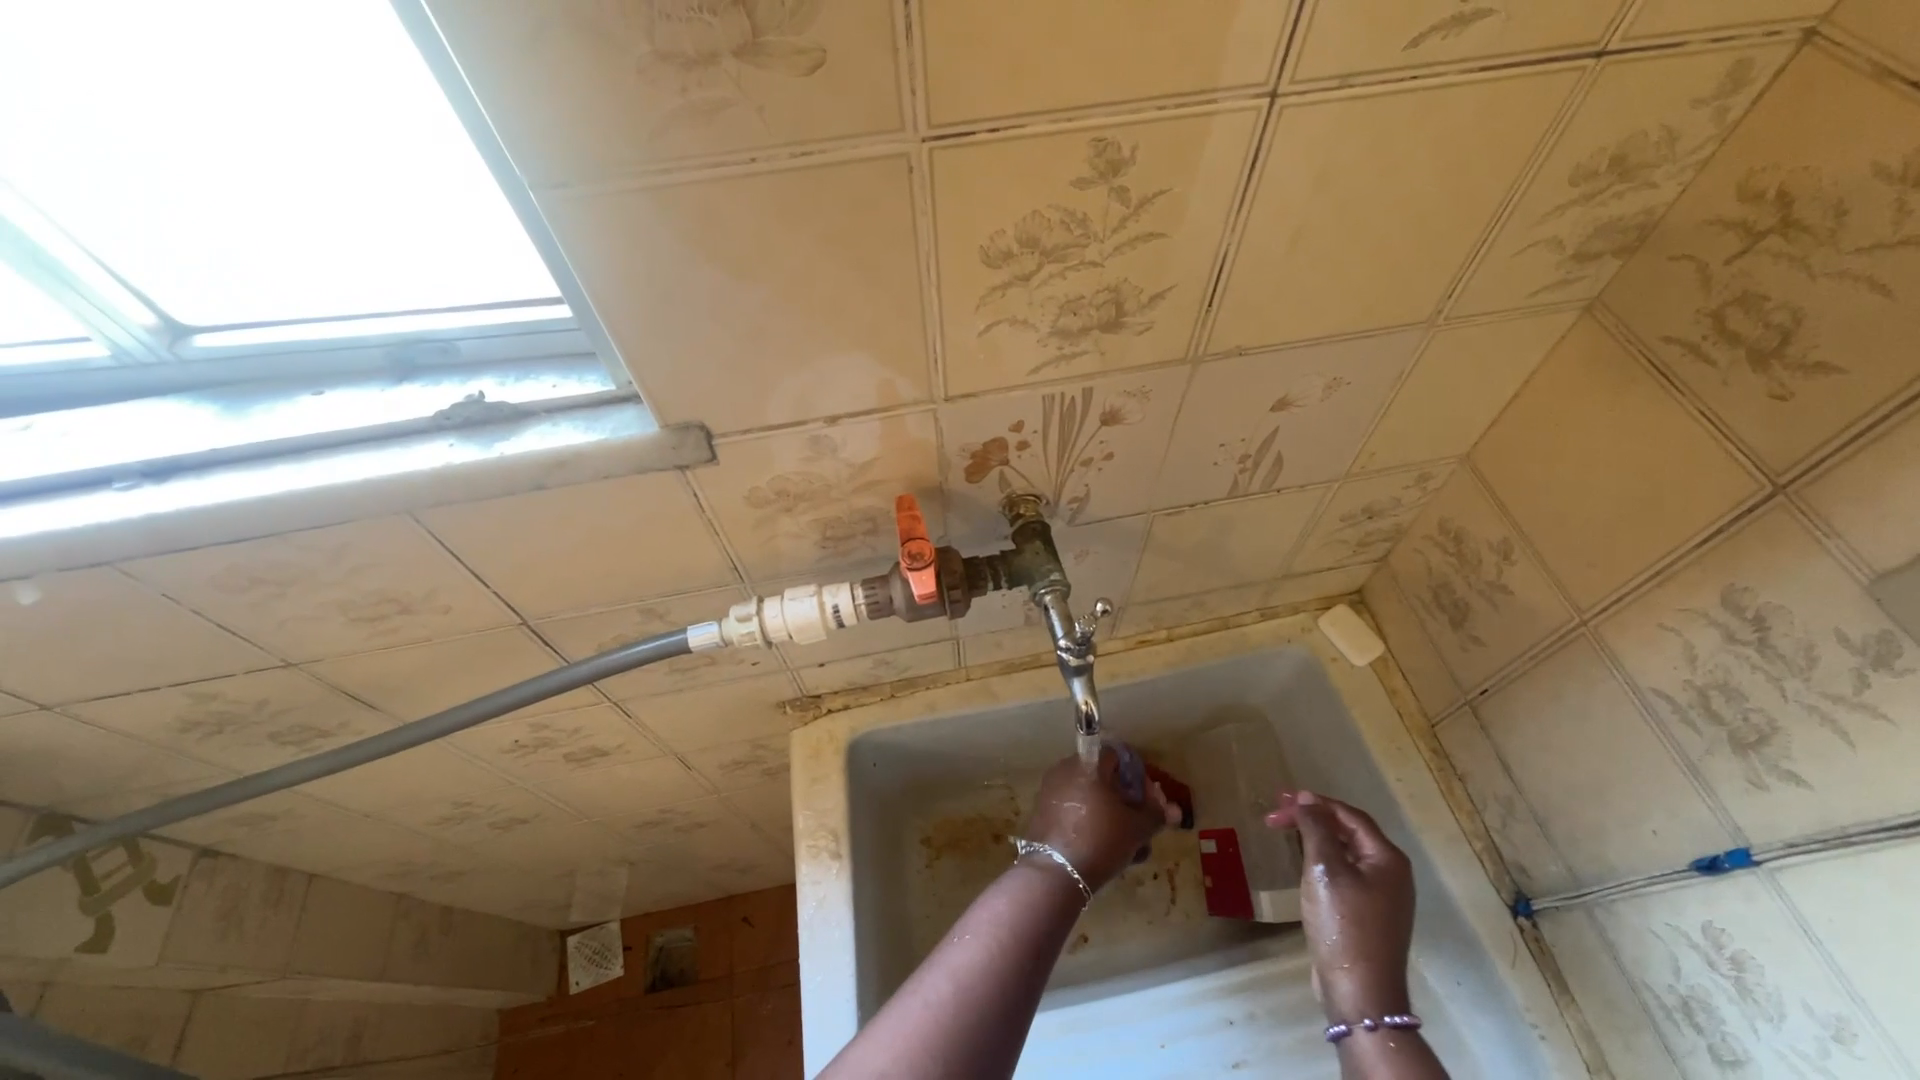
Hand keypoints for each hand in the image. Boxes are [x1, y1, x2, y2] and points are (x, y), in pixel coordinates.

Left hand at [1023, 745, 1181, 892]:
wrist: (1055, 873)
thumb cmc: (1102, 841)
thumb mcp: (1137, 828)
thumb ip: (1157, 813)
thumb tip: (1173, 810)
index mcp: (1088, 765)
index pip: (1117, 756)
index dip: (1136, 776)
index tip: (1147, 801)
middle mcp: (1065, 770)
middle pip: (1102, 778)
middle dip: (1125, 800)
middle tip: (1140, 825)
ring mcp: (1050, 791)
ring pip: (1090, 798)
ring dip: (1111, 816)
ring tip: (1128, 847)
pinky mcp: (1042, 813)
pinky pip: (1074, 811)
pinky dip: (1091, 824)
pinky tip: (1105, 851)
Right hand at [1267, 790, 1415, 1021]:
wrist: (1359, 990)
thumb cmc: (1342, 925)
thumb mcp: (1325, 871)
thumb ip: (1316, 830)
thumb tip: (1307, 802)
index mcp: (1387, 859)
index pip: (1350, 816)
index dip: (1315, 803)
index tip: (1281, 800)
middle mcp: (1391, 874)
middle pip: (1350, 832)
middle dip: (1314, 819)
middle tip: (1277, 815)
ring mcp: (1382, 897)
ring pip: (1346, 854)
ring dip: (1317, 839)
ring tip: (1286, 834)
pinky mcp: (1369, 915)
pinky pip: (1345, 875)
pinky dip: (1322, 862)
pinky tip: (1304, 866)